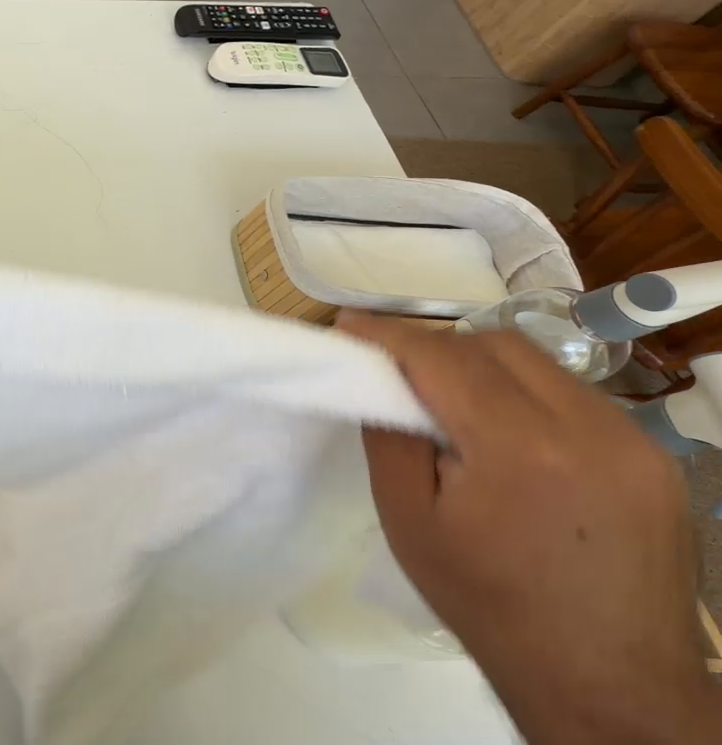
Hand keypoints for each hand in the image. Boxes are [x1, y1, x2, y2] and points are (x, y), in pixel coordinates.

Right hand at [340, 312, 720, 743]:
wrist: (605, 678)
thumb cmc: (486, 598)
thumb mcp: (407, 516)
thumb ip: (391, 435)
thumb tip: (378, 380)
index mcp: (521, 448)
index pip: (444, 357)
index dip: (389, 333)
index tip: (347, 326)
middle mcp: (592, 432)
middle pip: (500, 346)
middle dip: (438, 344)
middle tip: (393, 367)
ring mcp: (638, 445)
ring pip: (544, 365)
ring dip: (483, 366)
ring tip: (446, 399)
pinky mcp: (658, 462)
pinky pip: (577, 397)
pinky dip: (526, 393)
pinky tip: (502, 430)